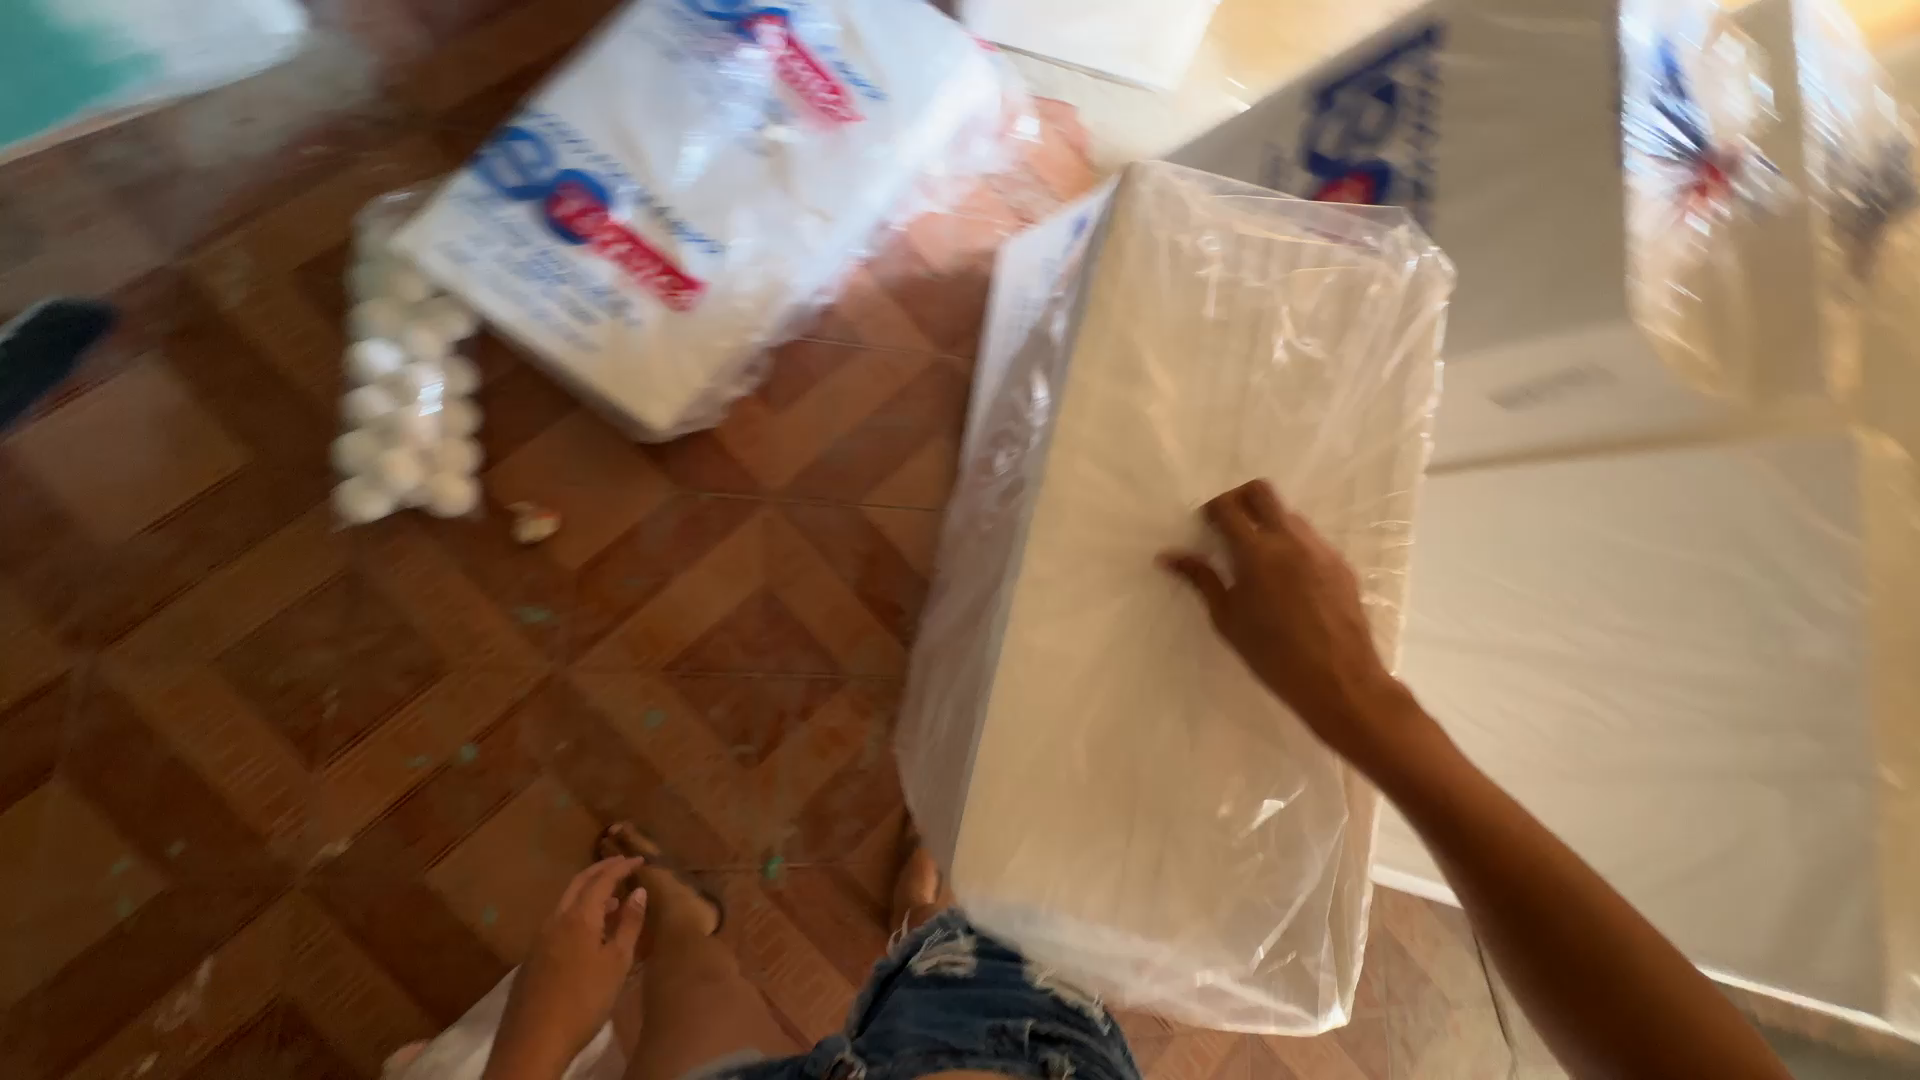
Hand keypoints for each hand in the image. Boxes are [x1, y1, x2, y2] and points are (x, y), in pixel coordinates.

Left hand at [485, 857, 646, 1079]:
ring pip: (565, 903)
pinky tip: (589, 933)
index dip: (622, 866)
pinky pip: (558, 922)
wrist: (532, 1046)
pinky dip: (577, 913)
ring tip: (612, 900)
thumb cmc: (584, 1001)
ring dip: (588, 893)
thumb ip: (629, 924)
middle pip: (578, 883)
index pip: (602, 879)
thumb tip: (638, 892)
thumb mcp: (617, 963)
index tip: (639, 859)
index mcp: (579, 917)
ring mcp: (539, 940)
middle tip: (622, 864)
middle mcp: (556, 921)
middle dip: (601, 870)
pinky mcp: (532, 960)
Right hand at [1160, 480, 1436, 776]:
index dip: (1210, 510)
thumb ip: (1201, 579)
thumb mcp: (1227, 619)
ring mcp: (1320, 549)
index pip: (1227, 507)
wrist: (1339, 681)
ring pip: (1289, 514)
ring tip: (1257, 558)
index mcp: (1256, 553)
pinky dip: (1291, 545)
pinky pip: (1310, 539)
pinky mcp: (1341, 564)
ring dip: (1267, 523)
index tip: (1203, 527)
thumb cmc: (1272, 655)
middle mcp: (1290, 540)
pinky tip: (1286, 579)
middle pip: (1261, 492)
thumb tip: (1168, 556)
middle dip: (1239, 500)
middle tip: (1227, 527)